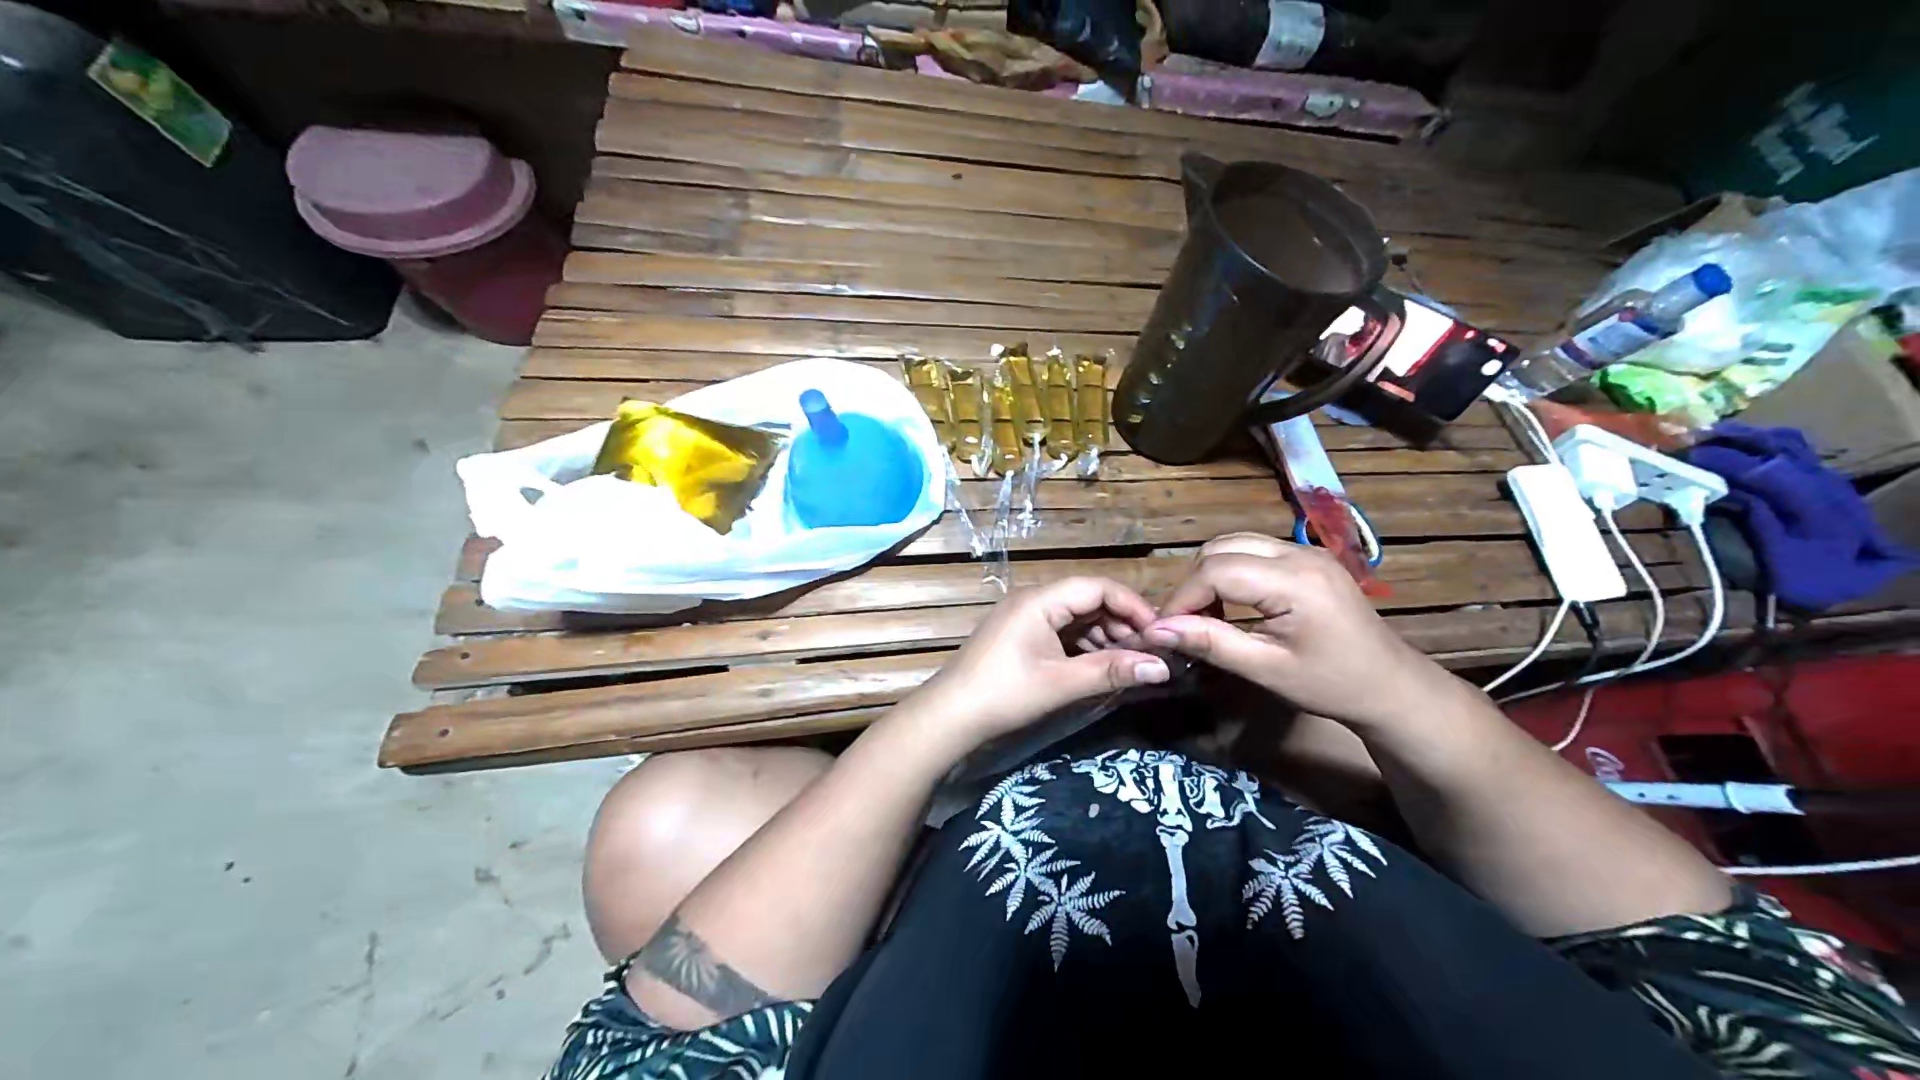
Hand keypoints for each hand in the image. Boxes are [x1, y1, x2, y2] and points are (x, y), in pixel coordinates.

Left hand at [906, 577, 1168, 750]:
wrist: (950, 715)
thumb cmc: (1005, 693)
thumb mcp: (1062, 683)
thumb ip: (1111, 671)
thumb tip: (1162, 668)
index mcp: (1041, 600)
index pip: (1098, 587)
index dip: (1132, 606)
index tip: (1159, 633)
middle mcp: (1034, 600)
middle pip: (1088, 599)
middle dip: (1121, 623)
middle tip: (1149, 652)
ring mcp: (1026, 617)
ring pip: (1077, 616)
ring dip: (1105, 636)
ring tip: (1130, 662)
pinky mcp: (1022, 635)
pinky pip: (1062, 630)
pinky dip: (1085, 645)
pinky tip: (1101, 665)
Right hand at [1142, 533, 1466, 730]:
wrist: (1392, 687)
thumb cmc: (1332, 685)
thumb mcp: (1266, 670)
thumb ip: (1211, 643)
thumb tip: (1156, 631)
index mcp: (1294, 581)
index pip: (1216, 571)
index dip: (1182, 597)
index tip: (1166, 629)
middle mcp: (1299, 554)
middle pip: (1220, 549)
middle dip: (1193, 583)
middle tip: (1183, 622)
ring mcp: (1306, 551)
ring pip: (1233, 543)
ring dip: (1209, 574)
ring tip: (1203, 613)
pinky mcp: (1308, 557)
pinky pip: (1252, 550)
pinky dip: (1229, 570)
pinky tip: (1230, 602)